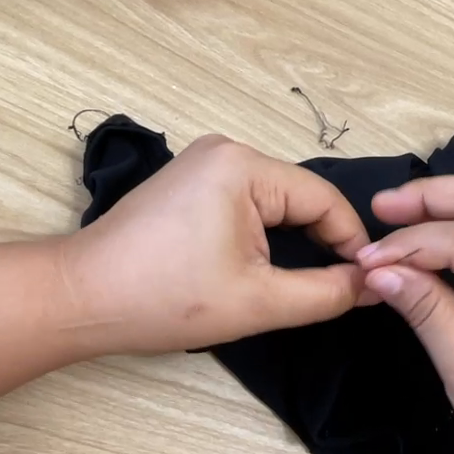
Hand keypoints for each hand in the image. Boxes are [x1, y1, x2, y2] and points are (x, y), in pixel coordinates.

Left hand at [56, 135, 372, 354]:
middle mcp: (228, 151)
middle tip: (345, 286)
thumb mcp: (261, 302)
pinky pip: (252, 202)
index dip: (353, 243)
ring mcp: (206, 163)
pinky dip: (270, 233)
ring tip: (314, 278)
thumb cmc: (165, 299)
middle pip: (303, 197)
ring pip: (279, 202)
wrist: (80, 299)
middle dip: (326, 241)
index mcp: (245, 167)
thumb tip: (374, 283)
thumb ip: (329, 292)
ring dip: (299, 239)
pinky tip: (273, 263)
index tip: (369, 283)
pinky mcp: (192, 181)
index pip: (325, 200)